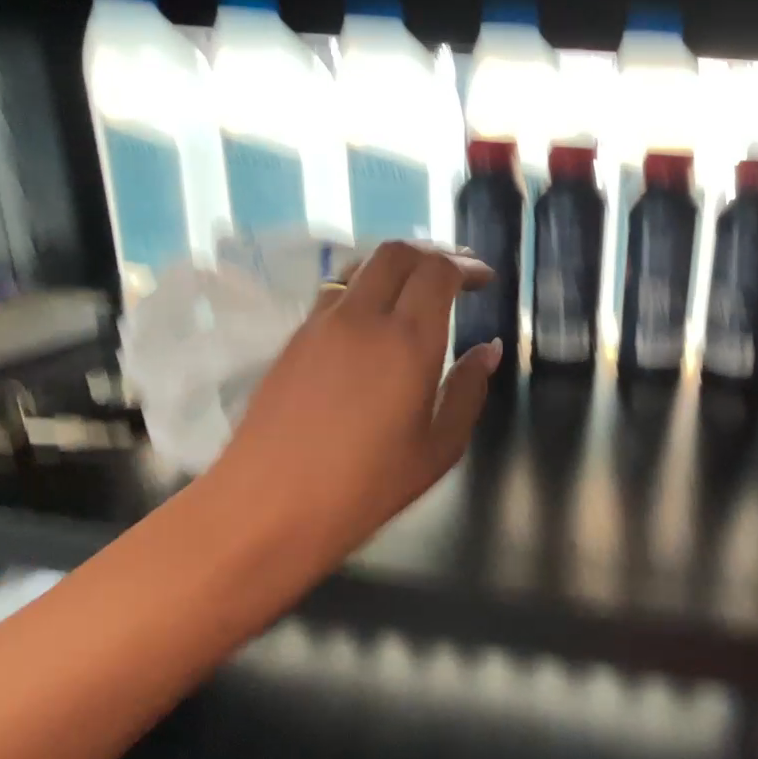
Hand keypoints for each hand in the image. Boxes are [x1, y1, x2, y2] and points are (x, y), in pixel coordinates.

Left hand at [203, 241, 502, 575]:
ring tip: (417, 289)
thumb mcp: (439, 448)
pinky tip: (375, 320)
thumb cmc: (368, 486)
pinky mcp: (293, 340)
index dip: (466, 266)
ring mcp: (320, 324)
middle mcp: (362, 317)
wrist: (269, 505)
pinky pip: (335, 292)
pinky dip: (365, 287)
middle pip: (397, 253)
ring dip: (396, 266)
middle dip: (433, 253)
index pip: (438, 271)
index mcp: (407, 341)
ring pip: (361, 266)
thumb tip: (488, 350)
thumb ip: (467, 390)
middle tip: (457, 274)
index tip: (485, 279)